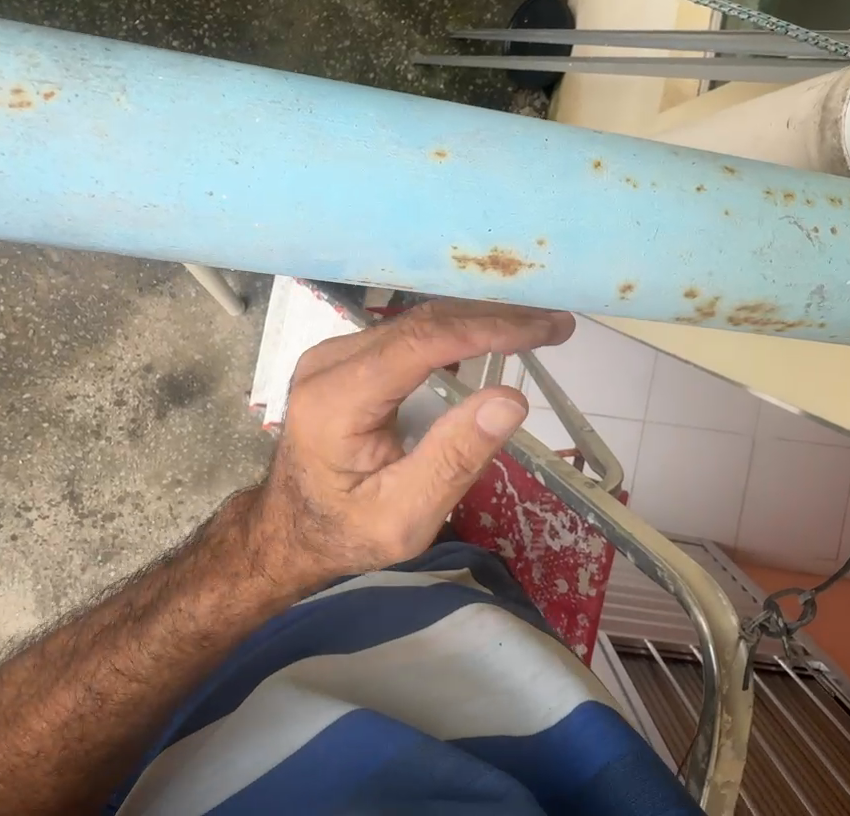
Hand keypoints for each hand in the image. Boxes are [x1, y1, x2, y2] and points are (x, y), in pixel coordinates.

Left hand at [250, 299, 574, 587]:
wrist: (292, 532)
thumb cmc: (348, 532)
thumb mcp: (405, 517)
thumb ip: (455, 458)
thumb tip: (512, 399)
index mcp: (337, 399)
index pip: (423, 343)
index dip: (489, 328)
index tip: (544, 328)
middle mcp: (331, 361)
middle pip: (425, 321)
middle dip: (497, 316)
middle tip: (556, 323)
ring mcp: (337, 353)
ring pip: (422, 320)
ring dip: (483, 319)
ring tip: (539, 327)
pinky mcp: (349, 356)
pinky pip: (413, 332)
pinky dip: (462, 331)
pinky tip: (498, 337)